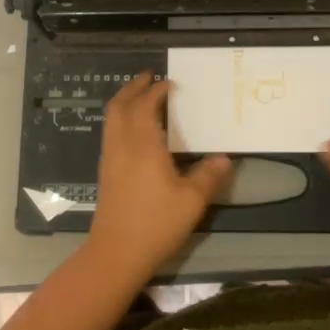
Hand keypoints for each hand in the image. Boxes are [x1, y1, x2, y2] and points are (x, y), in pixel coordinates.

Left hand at [87, 73, 231, 278]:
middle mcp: (122, 145)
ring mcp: (110, 159)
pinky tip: (135, 131)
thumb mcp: (192, 201)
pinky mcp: (105, 173)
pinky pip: (110, 133)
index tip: (170, 83)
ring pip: (111, 119)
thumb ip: (209, 176)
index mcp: (143, 145)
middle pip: (120, 105)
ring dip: (124, 102)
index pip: (145, 105)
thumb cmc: (156, 223)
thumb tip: (224, 158)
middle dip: (133, 88)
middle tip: (148, 78)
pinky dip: (121, 120)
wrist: (116, 252)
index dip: (156, 91)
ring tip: (140, 97)